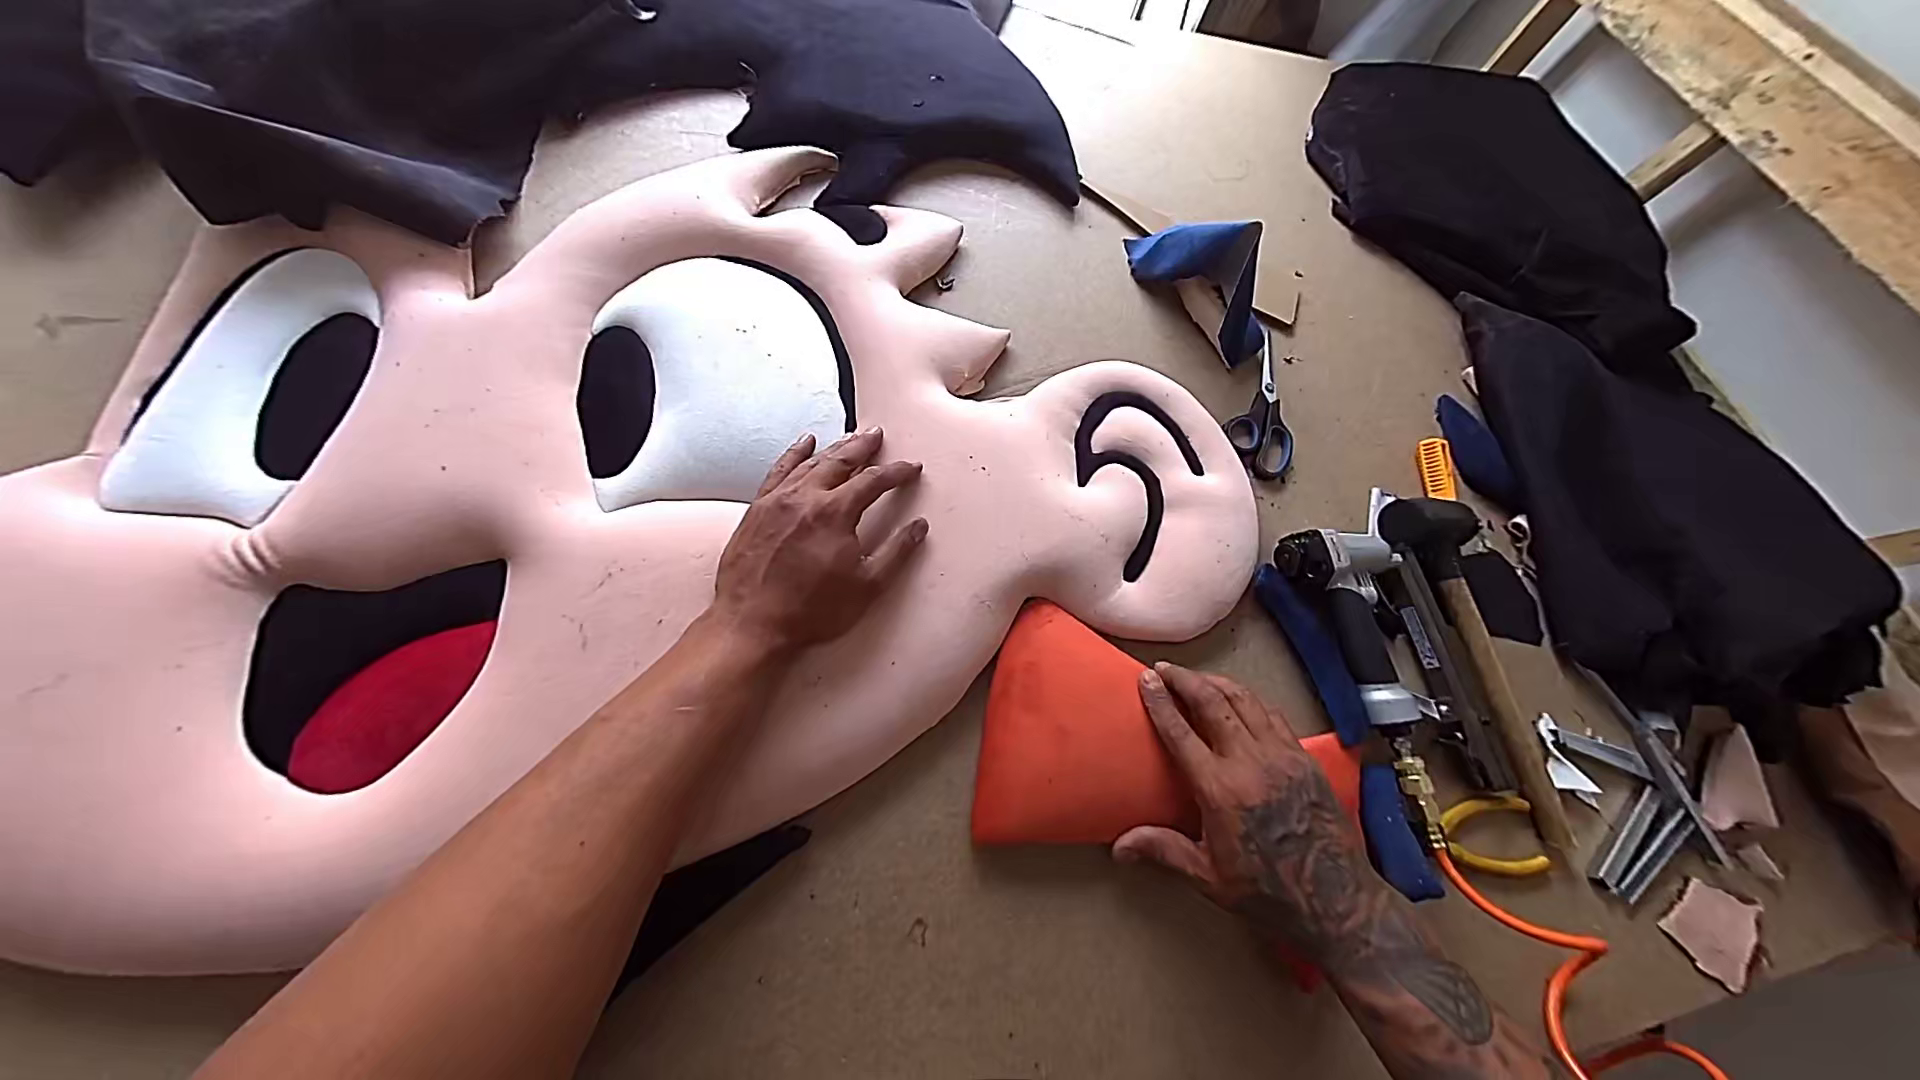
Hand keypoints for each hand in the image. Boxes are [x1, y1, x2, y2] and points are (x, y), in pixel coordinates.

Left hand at [710, 428, 927, 653]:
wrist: (753, 624)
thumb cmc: (810, 611)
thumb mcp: (867, 587)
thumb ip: (897, 552)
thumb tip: (918, 527)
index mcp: (835, 513)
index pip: (873, 481)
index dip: (896, 473)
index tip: (910, 470)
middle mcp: (805, 498)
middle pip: (840, 461)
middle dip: (863, 446)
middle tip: (877, 435)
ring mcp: (777, 501)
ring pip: (811, 462)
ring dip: (834, 447)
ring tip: (850, 438)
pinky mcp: (757, 510)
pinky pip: (778, 471)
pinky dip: (794, 454)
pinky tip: (804, 443)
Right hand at [1113, 663, 1383, 961]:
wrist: (1340, 902)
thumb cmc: (1270, 892)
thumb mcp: (1209, 876)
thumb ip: (1163, 850)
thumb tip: (1119, 848)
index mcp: (1220, 790)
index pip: (1181, 732)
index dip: (1160, 702)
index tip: (1146, 680)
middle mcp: (1250, 763)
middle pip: (1212, 702)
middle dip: (1185, 679)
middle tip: (1164, 669)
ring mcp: (1282, 756)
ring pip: (1244, 700)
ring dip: (1215, 682)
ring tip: (1196, 677)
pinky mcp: (1304, 758)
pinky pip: (1272, 714)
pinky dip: (1249, 698)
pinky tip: (1238, 698)